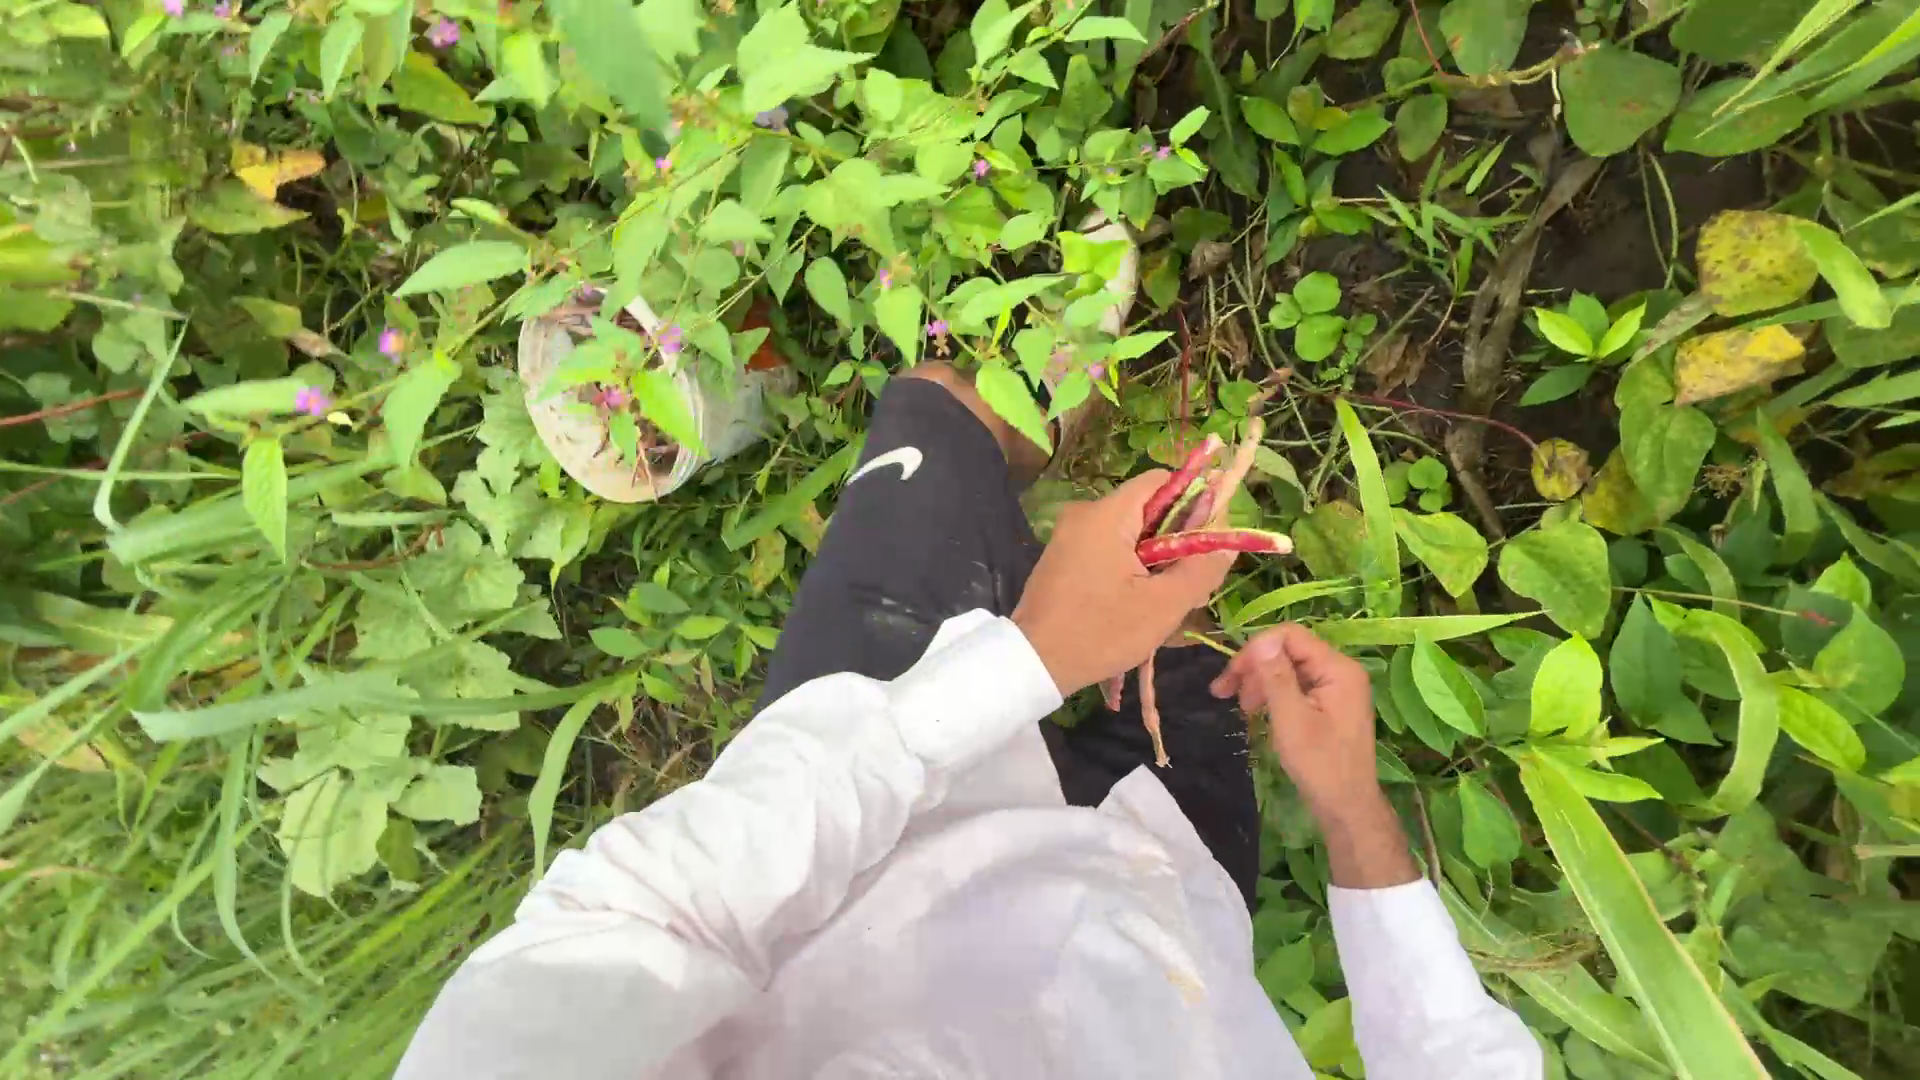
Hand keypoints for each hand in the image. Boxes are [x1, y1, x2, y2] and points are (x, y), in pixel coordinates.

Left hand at [1012, 471, 1234, 695]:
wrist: (1035, 662)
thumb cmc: (1101, 631)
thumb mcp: (1162, 605)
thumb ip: (1200, 568)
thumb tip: (1228, 542)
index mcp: (1106, 514)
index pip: (1160, 481)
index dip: (1192, 500)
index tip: (1209, 536)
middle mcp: (1083, 514)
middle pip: (1146, 510)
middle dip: (1175, 541)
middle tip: (1192, 580)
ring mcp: (1068, 536)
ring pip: (1128, 535)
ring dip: (1154, 561)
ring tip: (1167, 599)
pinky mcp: (1062, 558)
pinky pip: (1107, 550)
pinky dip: (1128, 569)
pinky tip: (1138, 602)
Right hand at [1209, 624, 1417, 888]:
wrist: (1346, 805)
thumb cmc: (1319, 764)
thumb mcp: (1291, 718)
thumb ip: (1276, 677)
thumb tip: (1261, 640)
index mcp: (1338, 669)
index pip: (1290, 636)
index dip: (1256, 649)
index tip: (1232, 675)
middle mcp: (1340, 670)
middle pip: (1287, 650)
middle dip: (1254, 666)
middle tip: (1225, 692)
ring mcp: (1335, 686)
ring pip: (1287, 666)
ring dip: (1259, 680)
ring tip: (1241, 706)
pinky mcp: (1328, 701)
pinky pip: (1294, 683)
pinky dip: (1271, 692)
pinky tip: (1256, 709)